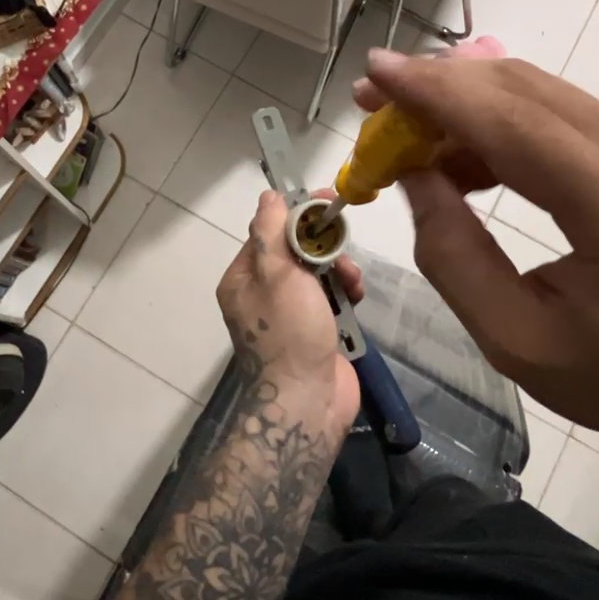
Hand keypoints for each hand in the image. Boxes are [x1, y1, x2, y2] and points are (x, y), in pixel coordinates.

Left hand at [216, 190, 362, 429]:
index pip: (268, 233)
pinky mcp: (315, 331)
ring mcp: (289, 315)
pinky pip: (330, 300)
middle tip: (344, 238)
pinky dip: (345, 294)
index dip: (296, 215)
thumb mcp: (278, 274)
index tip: (325, 201)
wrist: (308, 402)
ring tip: (352, 281)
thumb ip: (272, 231)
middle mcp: (261, 295)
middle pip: (295, 252)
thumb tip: (268, 197)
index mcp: (242, 280)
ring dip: (338, 270)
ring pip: (317, 275)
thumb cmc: (289, 332)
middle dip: (322, 245)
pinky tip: (357, 297)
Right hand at [360, 48, 598, 477]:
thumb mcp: (515, 341)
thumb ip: (454, 255)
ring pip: (541, 93)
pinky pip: (561, 115)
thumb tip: (414, 176)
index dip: (437, 91)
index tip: (376, 71)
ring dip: (466, 99)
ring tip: (406, 132)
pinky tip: (461, 157)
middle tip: (373, 101)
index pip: (514, 122)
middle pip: (525, 90)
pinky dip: (500, 122)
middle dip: (440, 85)